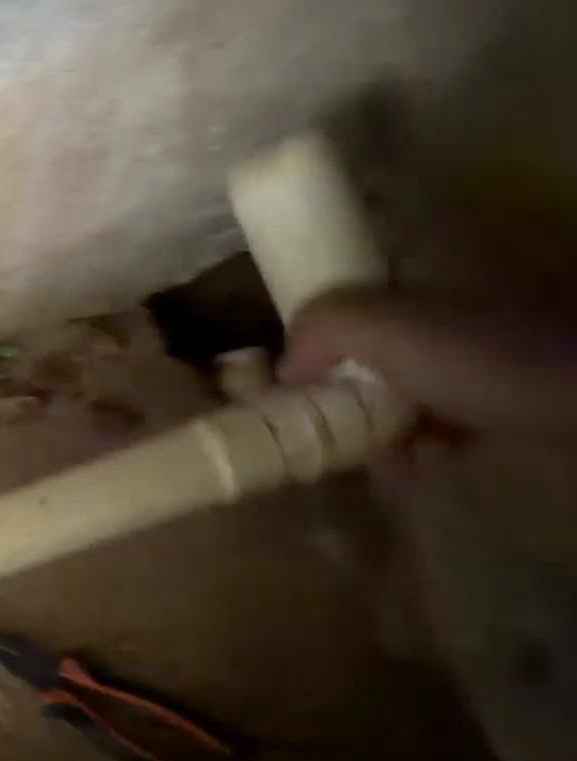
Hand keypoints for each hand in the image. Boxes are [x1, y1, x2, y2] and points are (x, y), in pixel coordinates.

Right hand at [280, 286, 576, 435]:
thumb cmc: (495, 356)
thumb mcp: (384, 329)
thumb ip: (318, 329)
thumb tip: (288, 365)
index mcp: (442, 252)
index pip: (356, 265)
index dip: (316, 308)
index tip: (293, 355)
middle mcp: (470, 284)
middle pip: (374, 329)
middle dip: (344, 379)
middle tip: (330, 416)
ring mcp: (499, 333)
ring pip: (405, 372)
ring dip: (382, 418)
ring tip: (384, 452)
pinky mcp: (522, 379)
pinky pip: (449, 403)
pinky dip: (427, 434)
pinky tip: (423, 459)